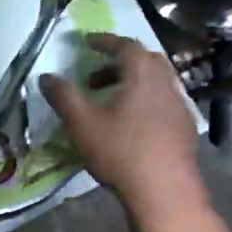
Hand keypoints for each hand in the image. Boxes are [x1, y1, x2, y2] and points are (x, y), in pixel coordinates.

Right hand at [39, 32, 203, 218]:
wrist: (164, 190)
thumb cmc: (121, 150)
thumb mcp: (82, 122)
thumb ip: (63, 96)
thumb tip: (46, 77)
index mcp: (142, 74)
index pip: (125, 45)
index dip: (104, 41)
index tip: (87, 42)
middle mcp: (166, 83)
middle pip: (144, 60)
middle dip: (118, 63)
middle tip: (94, 77)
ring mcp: (179, 105)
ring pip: (155, 82)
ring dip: (131, 84)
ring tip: (109, 103)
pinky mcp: (185, 127)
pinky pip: (163, 102)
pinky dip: (144, 101)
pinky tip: (131, 124)